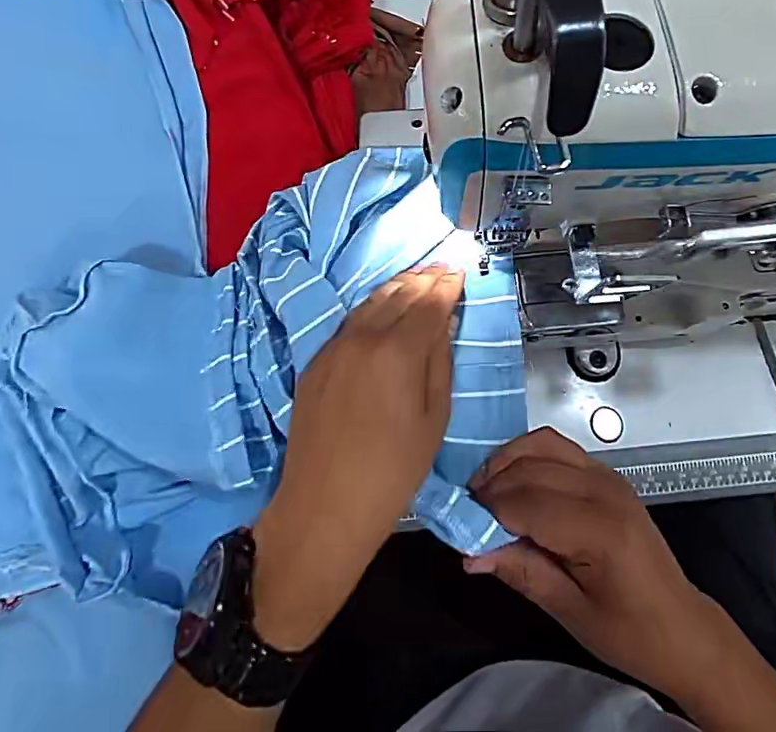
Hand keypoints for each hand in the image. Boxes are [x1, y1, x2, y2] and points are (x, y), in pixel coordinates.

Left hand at [250, 265, 462, 648]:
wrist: (325, 506)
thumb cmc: (393, 470)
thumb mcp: (433, 417)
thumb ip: (439, 361)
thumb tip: (442, 322)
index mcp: (397, 351)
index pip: (429, 303)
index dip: (447, 285)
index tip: (459, 272)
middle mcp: (363, 338)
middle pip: (399, 294)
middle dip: (424, 279)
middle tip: (442, 269)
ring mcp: (334, 347)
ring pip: (370, 302)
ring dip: (397, 286)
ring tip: (416, 279)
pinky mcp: (315, 362)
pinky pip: (349, 321)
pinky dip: (372, 306)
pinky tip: (382, 308)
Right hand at [463, 428, 729, 691]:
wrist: (681, 626)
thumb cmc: (631, 631)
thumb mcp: (571, 612)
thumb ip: (521, 572)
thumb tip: (470, 553)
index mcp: (600, 529)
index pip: (527, 502)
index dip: (487, 513)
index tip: (461, 529)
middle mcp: (604, 489)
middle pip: (530, 468)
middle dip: (490, 486)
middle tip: (465, 514)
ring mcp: (607, 475)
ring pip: (542, 445)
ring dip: (506, 462)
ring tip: (484, 493)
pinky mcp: (607, 474)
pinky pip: (558, 447)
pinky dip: (528, 455)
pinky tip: (513, 481)